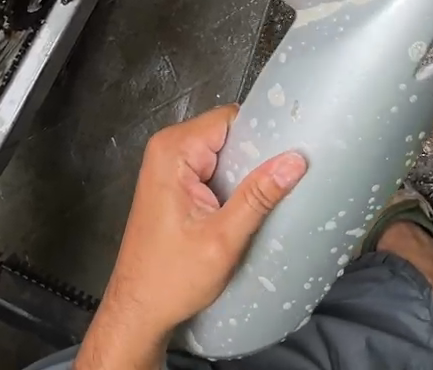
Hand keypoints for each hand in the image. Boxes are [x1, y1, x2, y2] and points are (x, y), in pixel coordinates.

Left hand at [76, 106, 306, 369]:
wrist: (137, 314)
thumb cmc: (172, 279)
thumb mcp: (223, 240)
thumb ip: (258, 196)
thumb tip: (295, 160)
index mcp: (174, 150)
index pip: (230, 119)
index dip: (260, 133)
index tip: (288, 153)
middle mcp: (168, 147)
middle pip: (227, 131)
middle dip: (253, 155)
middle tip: (281, 181)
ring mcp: (168, 163)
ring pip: (223, 149)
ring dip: (243, 171)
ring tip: (266, 195)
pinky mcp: (174, 179)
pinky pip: (213, 165)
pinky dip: (231, 181)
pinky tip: (245, 203)